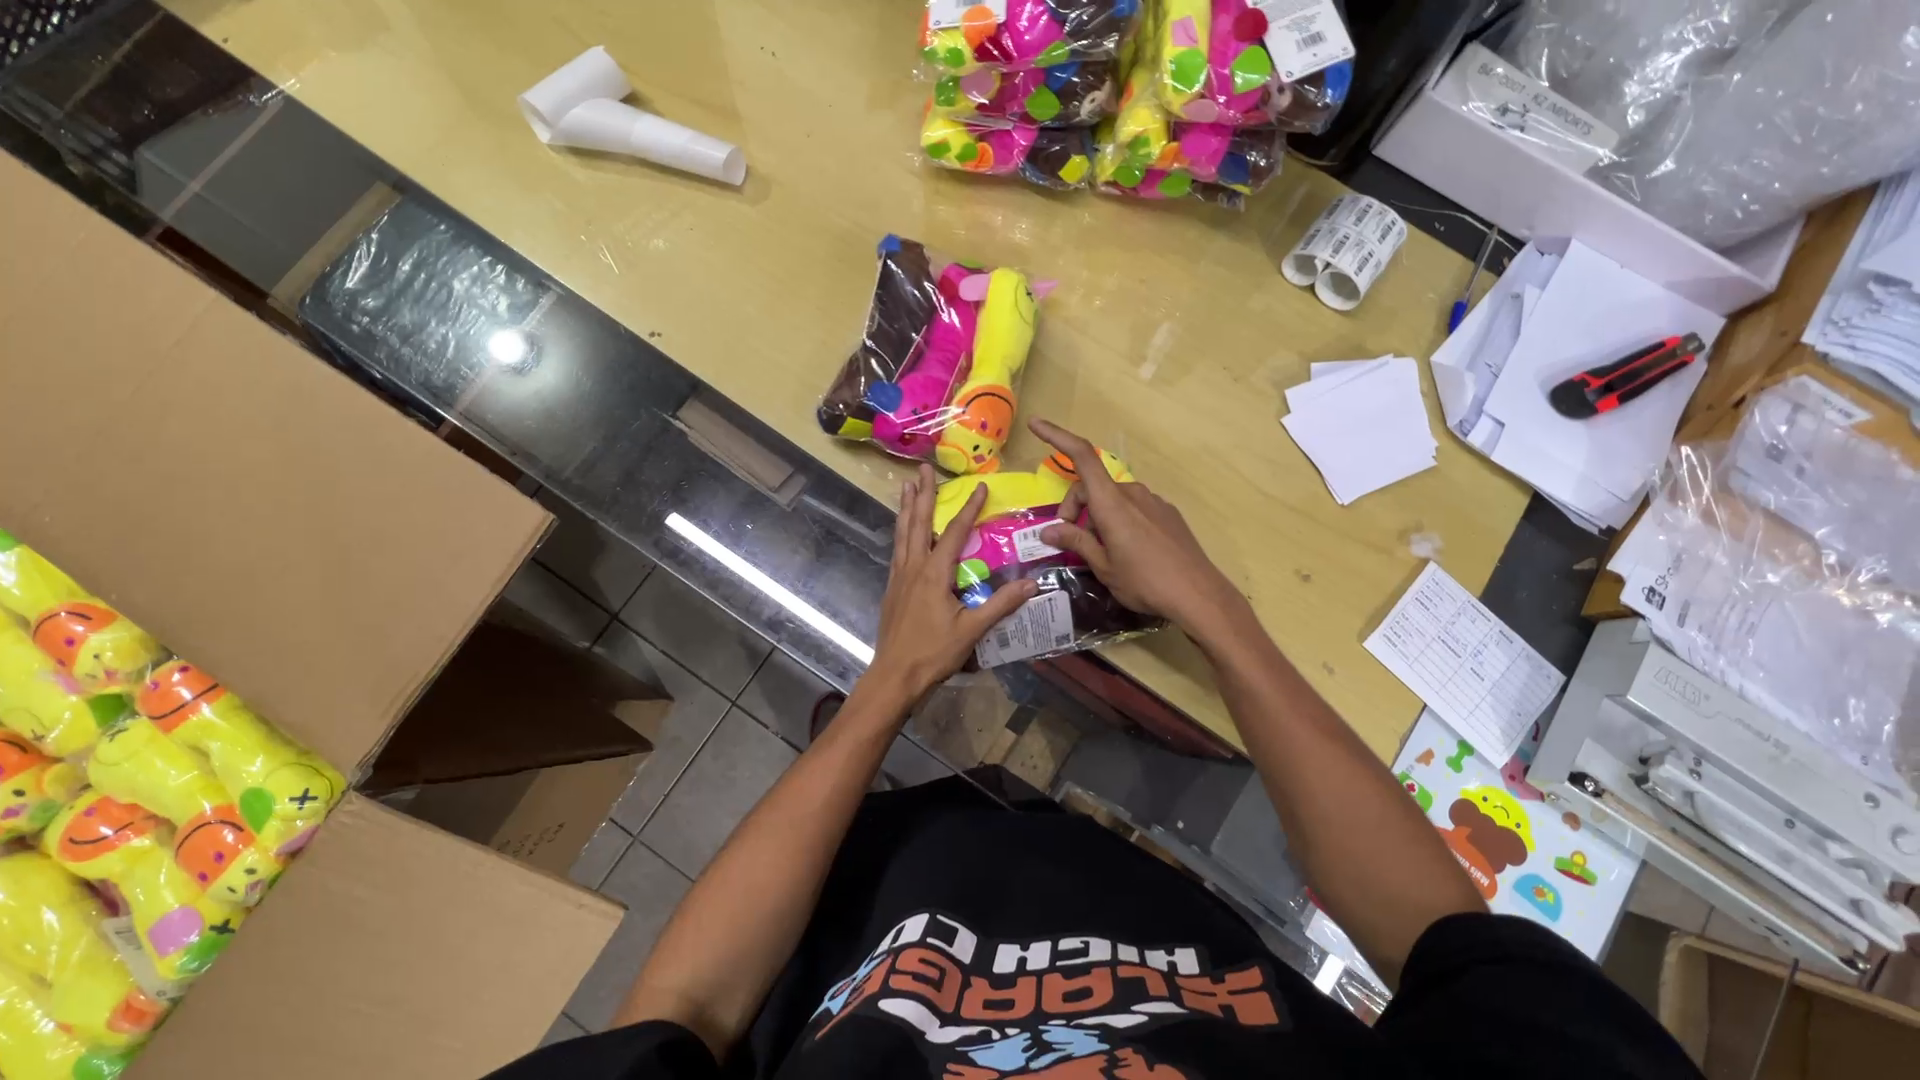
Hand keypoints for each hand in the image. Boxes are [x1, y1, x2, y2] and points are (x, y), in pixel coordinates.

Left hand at [865, 465, 1037, 704]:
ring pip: (902, 534)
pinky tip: (901, 531)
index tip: (980, 487)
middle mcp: (913, 568)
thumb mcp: (971, 630)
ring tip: (906, 487)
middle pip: (918, 524)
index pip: (954, 533)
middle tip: (922, 469)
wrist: (895, 675)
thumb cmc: (933, 653)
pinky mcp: (892, 589)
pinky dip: (900, 532)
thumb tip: (1032, 583)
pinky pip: (896, 550)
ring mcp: (899, 577)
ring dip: (906, 508)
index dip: (969, 509)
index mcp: (934, 574)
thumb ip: (1001, 605)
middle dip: (923, 495)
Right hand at [1030, 419, 1244, 634]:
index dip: (1056, 436)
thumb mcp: (1103, 566)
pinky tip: (1128, 551)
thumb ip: (1075, 541)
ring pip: (1114, 499)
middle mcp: (1133, 493)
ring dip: (1099, 517)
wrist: (1198, 594)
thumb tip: (1048, 530)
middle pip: (1093, 487)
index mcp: (1112, 503)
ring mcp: (1153, 501)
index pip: (1081, 456)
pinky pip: (1134, 508)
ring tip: (1101, 552)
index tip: (1036, 424)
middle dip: (1075, 508)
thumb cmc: (1144, 581)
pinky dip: (1120, 521)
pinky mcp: (1168, 513)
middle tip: (1070, 541)